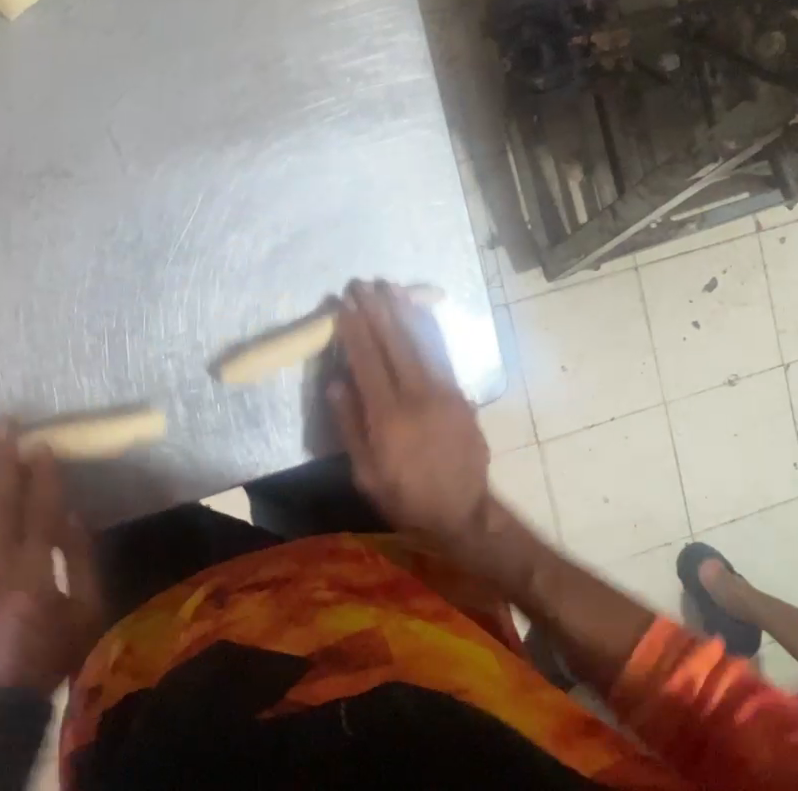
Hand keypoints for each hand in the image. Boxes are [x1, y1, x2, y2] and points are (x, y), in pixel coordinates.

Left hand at [0, 424, 104, 693]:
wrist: (2, 700)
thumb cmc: (55, 653)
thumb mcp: (87, 611)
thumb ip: (81, 560)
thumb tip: (70, 513)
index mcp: (34, 575)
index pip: (39, 512)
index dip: (42, 476)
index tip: (42, 443)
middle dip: (2, 460)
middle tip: (3, 423)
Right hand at [328, 279, 489, 543]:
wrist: (462, 513)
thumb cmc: (404, 497)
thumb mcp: (364, 473)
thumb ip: (349, 425)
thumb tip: (335, 382)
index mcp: (388, 417)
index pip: (367, 360)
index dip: (353, 329)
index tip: (341, 304)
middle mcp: (417, 396)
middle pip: (394, 342)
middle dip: (375, 309)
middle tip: (360, 283)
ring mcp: (444, 392)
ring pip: (420, 341)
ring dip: (402, 310)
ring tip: (387, 286)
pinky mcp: (461, 394)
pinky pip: (442, 353)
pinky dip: (429, 328)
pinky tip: (419, 311)